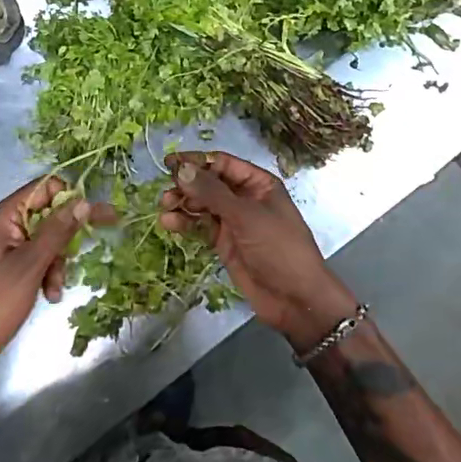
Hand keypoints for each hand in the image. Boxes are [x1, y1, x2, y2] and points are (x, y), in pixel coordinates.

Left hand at [0, 176, 99, 376]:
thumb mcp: (29, 266)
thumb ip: (57, 231)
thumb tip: (84, 200)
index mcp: (5, 216)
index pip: (45, 188)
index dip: (72, 197)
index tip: (96, 216)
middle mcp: (3, 226)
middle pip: (48, 215)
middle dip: (66, 237)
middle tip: (93, 244)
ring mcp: (2, 249)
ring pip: (44, 241)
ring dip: (57, 261)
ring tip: (55, 289)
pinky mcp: (3, 271)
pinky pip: (34, 261)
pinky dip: (45, 274)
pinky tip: (48, 296)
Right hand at [160, 151, 357, 352]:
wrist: (295, 299)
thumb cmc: (278, 248)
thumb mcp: (246, 216)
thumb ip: (212, 193)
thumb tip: (182, 169)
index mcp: (258, 183)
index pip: (222, 164)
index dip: (197, 161)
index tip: (170, 163)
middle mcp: (245, 198)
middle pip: (210, 183)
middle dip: (187, 185)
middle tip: (167, 192)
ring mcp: (234, 222)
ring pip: (203, 205)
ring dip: (183, 204)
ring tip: (165, 207)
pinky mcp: (225, 243)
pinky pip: (202, 227)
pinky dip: (186, 224)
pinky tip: (169, 223)